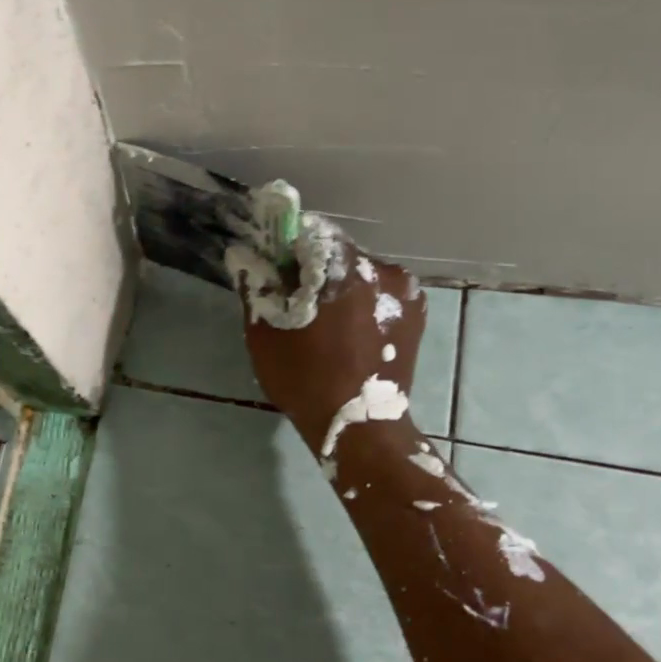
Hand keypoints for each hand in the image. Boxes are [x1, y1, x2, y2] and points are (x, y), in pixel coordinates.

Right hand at [237, 223, 428, 444]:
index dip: (286, 246)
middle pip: (337, 253)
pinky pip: (378, 294)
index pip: (309, 233)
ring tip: (321, 320)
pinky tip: (345, 331)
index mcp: (342, 268)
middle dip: (313, 269)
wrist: (360, 428)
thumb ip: (256, 288)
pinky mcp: (417, 314)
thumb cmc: (305, 379)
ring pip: (359, 274)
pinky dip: (360, 303)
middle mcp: (381, 269)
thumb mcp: (265, 334)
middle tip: (292, 298)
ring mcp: (405, 292)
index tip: (272, 267)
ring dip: (338, 287)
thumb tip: (244, 258)